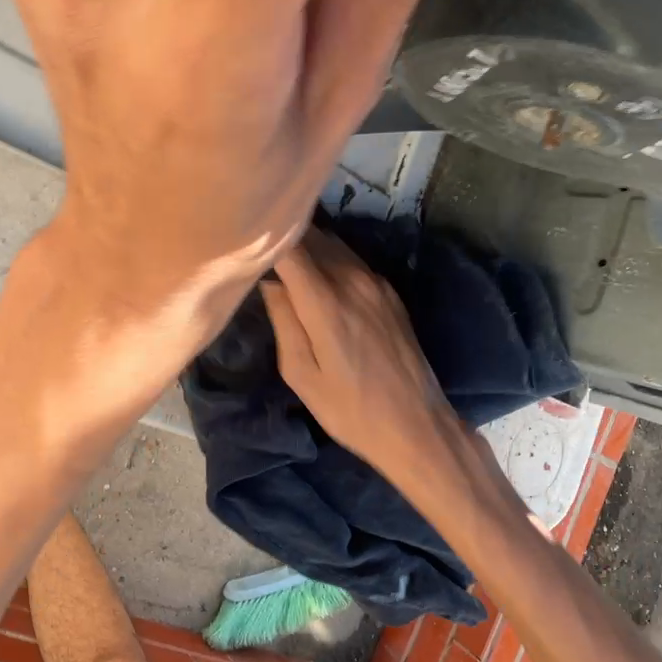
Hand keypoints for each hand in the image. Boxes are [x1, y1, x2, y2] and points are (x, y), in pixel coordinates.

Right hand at [260, 229, 467, 468]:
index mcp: (326, 303)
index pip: (290, 247)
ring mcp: (375, 282)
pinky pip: (351, 258)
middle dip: (283, 237)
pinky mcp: (389, 291)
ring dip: (306, 244)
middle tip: (257, 248)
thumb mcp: (301, 374)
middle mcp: (353, 280)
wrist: (418, 425)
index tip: (244, 240)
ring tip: (282, 258)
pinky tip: (315, 276)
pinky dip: (328, 257)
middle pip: (312, 236)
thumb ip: (283, 320)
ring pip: (332, 243)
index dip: (265, 237)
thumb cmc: (351, 410)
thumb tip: (268, 282)